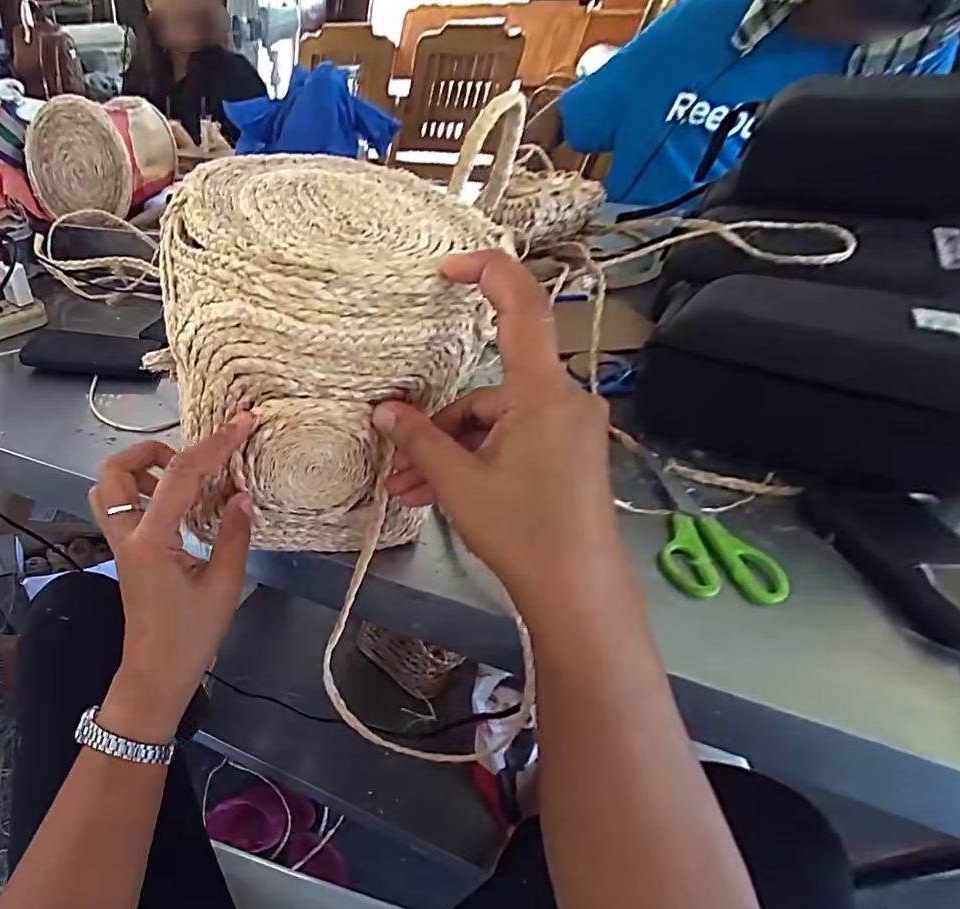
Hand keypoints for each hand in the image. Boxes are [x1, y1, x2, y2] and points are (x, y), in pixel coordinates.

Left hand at [88, 414, 255, 741]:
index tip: (242, 423)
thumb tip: (241, 496)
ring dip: (141, 471)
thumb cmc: (190, 637)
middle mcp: (126, 535)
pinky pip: (120, 507)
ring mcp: (120, 544)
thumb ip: (234, 536)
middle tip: (192, 462)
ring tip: (183, 482)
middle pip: (115, 469)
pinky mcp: (125, 553)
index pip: (179, 475)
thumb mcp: (224, 587)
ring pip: (108, 487)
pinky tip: (178, 508)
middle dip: (153, 450)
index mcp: (151, 540)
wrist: (156, 674)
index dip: (214, 444)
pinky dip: (144, 492)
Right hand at [373, 249, 612, 607]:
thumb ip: (419, 440)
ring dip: (449, 454)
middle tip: (396, 467)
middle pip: (486, 395)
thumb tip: (384, 411)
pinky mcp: (567, 454)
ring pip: (493, 425)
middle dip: (436, 431)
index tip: (447, 269)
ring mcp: (567, 429)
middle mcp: (562, 400)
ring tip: (409, 491)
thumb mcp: (458, 482)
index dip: (487, 274)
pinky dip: (475, 463)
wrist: (576, 588)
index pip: (522, 309)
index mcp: (542, 392)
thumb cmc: (520, 528)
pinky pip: (511, 443)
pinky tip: (440, 495)